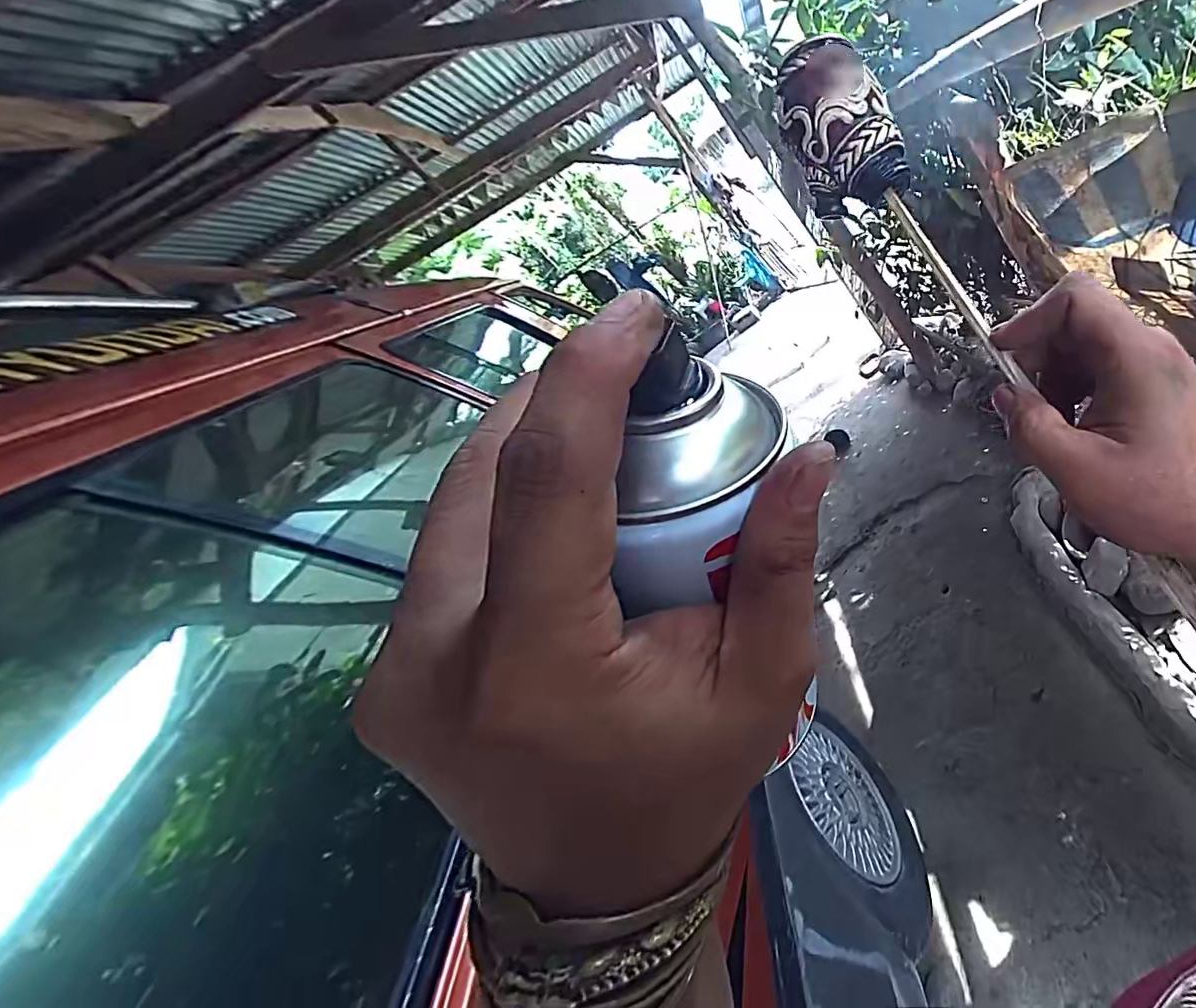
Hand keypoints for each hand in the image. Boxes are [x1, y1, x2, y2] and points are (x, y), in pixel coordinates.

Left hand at [354, 291, 834, 917]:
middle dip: (565, 397)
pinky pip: (448, 539)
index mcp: (538, 667)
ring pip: (457, 495)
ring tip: (614, 432)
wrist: (597, 881)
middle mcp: (436, 658)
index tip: (636, 314)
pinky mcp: (385, 666)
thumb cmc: (687, 781)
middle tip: (641, 382)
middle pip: (489, 468)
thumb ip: (780, 563)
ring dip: (536, 439)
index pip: (551, 477)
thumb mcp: (764, 681)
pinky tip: (568, 497)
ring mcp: (392, 665)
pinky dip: (510, 492)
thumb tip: (809, 461)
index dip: (591, 373)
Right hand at [990, 273, 1195, 567]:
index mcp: (1136, 355)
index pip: (1073, 297)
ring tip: (1052, 431)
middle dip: (1037, 360)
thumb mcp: (1076, 469)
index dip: (1027, 319)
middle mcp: (1152, 350)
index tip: (1002, 356)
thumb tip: (1004, 395)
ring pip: (1086, 351)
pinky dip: (1077, 395)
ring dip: (1055, 383)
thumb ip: (1028, 426)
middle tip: (1022, 408)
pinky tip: (1076, 435)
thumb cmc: (1162, 501)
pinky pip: (1104, 373)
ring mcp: (1160, 369)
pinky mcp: (1160, 391)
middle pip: (1076, 324)